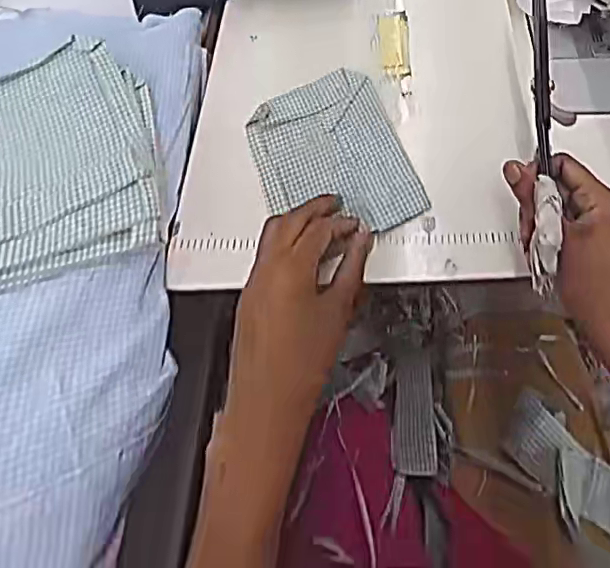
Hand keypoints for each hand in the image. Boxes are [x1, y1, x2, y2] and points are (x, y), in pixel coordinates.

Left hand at [227, 195, 372, 425]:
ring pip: (273, 233)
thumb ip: (351, 269)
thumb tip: (360, 244)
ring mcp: (254, 280)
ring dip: (297, 221)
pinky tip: (303, 255)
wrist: (266, 404)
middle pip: (291, 220)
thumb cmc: (299, 368)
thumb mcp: (338, 312)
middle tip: (336, 206)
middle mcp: (267, 268)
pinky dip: (285, 242)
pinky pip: (266, 253)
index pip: (319, 229)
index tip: (356, 226)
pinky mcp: (249, 293)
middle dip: (315, 209)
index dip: (341, 223)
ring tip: (320, 223)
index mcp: (290, 268)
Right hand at [504, 154, 609, 350]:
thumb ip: (534, 199)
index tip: (526, 192)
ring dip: (540, 227)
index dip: (539, 177)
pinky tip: (548, 256)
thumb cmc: (597, 291)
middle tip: (537, 229)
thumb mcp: (556, 237)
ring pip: (554, 209)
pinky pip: (560, 227)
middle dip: (538, 208)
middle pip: (556, 188)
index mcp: (603, 201)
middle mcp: (603, 210)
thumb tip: (519, 171)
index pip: (564, 166)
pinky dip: (548, 239)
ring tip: (543, 248)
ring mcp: (597, 227)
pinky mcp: (589, 242)